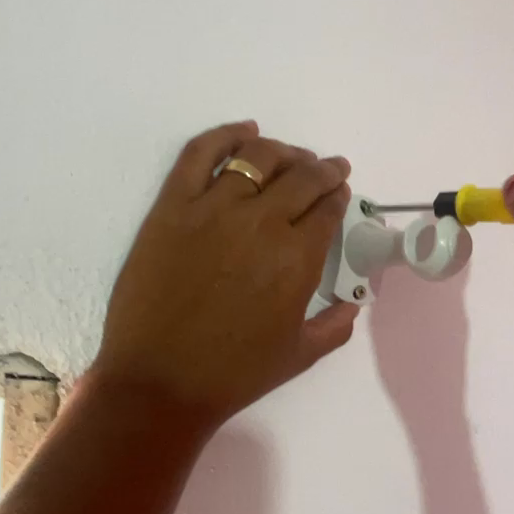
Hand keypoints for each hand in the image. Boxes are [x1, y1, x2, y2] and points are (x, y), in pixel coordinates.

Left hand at [86, 121, 359, 434]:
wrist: (160, 382)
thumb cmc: (234, 374)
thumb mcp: (299, 356)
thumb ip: (334, 327)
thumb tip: (353, 305)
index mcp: (297, 261)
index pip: (327, 210)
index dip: (338, 196)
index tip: (340, 192)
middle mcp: (262, 224)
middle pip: (302, 178)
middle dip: (324, 170)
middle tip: (329, 168)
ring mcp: (213, 209)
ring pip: (258, 158)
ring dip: (285, 152)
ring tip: (293, 156)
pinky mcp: (172, 206)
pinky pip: (200, 153)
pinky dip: (227, 135)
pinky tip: (245, 131)